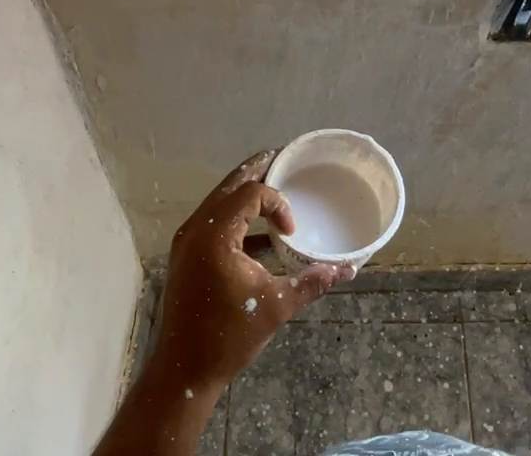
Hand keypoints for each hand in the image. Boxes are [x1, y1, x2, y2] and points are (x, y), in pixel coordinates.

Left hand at [148, 151, 355, 392]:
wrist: (183, 372)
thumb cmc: (228, 336)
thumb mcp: (276, 306)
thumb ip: (312, 282)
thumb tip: (347, 269)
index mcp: (215, 236)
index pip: (250, 194)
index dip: (277, 203)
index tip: (292, 229)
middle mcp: (196, 230)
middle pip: (229, 186)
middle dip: (256, 172)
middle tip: (280, 158)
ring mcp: (187, 242)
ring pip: (219, 202)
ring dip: (245, 193)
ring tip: (271, 187)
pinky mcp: (186, 255)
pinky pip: (213, 221)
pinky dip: (235, 217)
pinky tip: (259, 234)